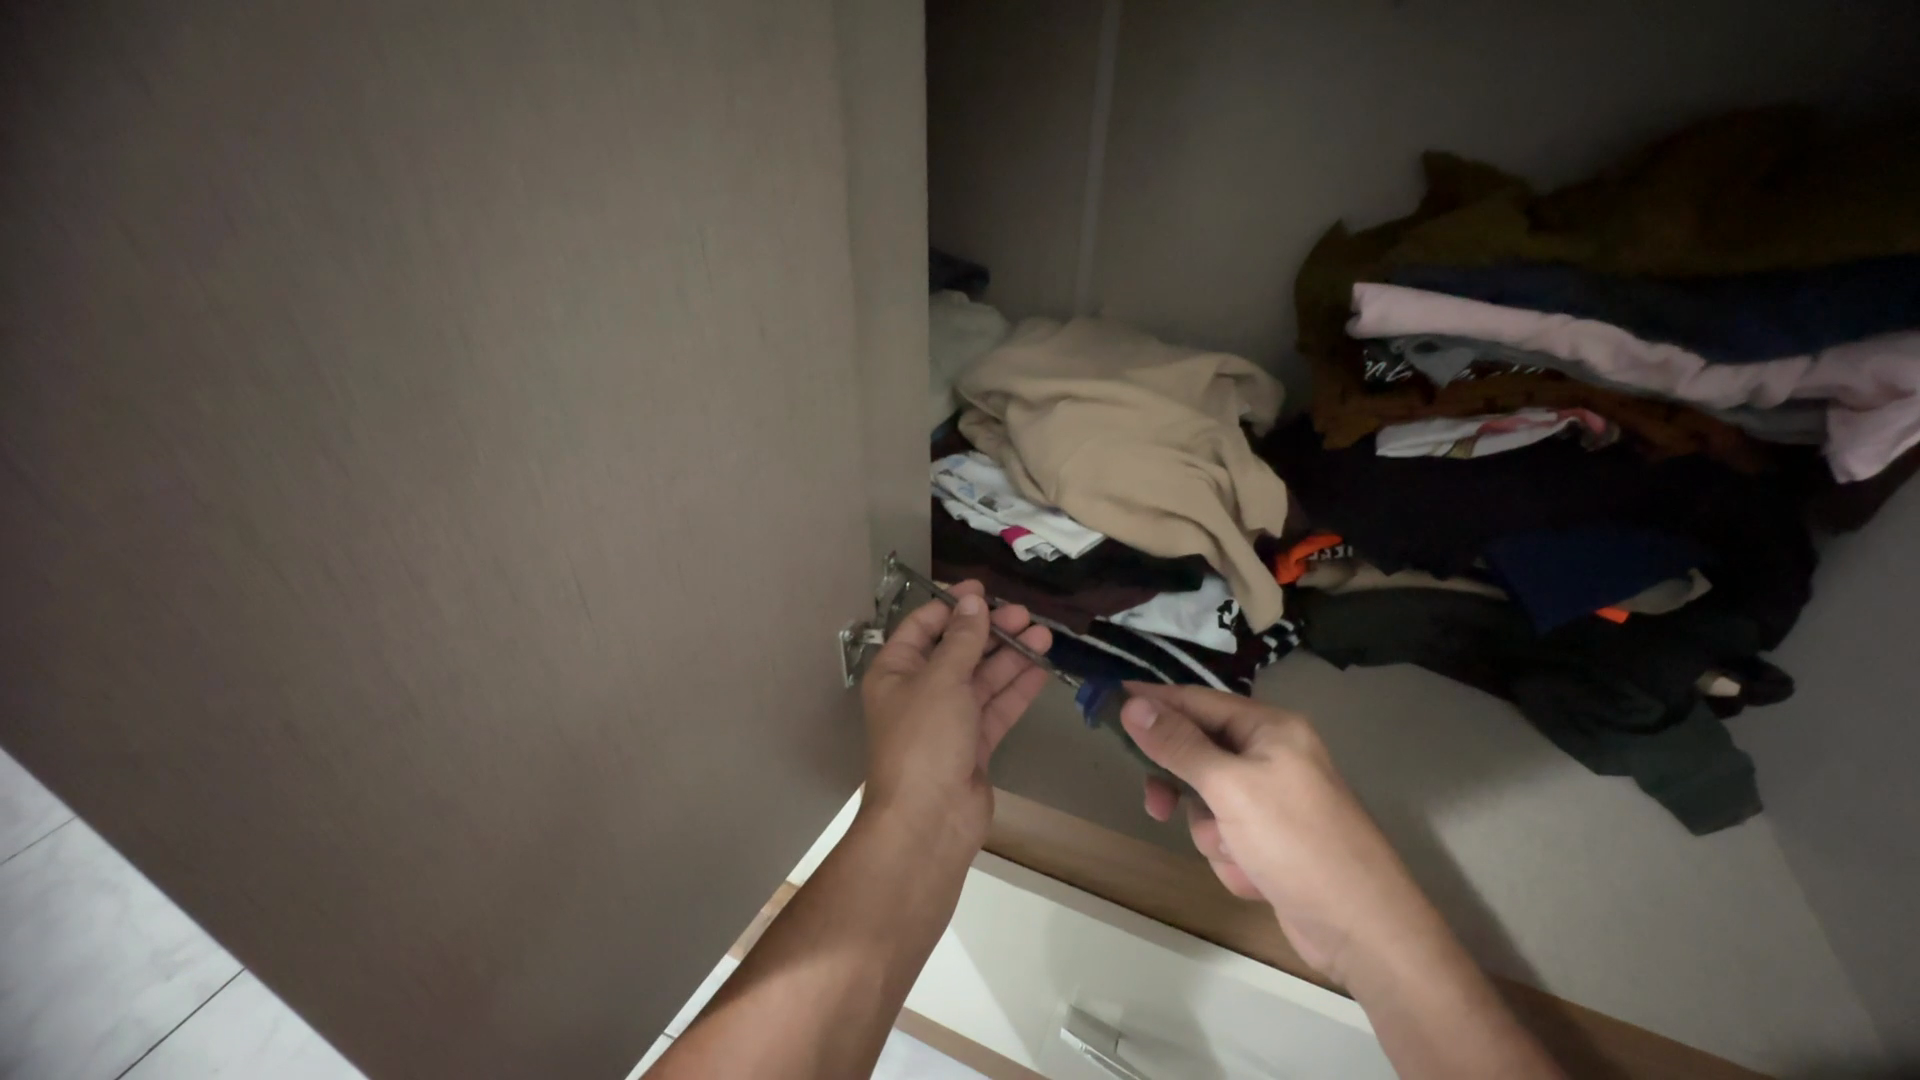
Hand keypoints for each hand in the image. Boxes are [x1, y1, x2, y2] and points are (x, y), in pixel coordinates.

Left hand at [859, 581, 1051, 848]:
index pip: (922, 627)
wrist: (928, 821)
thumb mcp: (941, 679)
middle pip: (957, 651)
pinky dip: (1017, 689)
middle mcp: (919, 692)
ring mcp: (948, 720)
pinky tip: (1041, 668)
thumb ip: (962, 639)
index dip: (951, 606)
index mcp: (896, 672)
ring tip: (1043, 634)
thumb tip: (972, 602)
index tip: (983, 590)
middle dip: (990, 631)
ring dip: (1010, 657)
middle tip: (1024, 614)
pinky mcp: (973, 745)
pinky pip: (996, 708)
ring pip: (981, 679)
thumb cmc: (924, 740)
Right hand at [1120, 683, 1440, 986]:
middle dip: (1184, 787)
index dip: (1153, 703)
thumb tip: (1133, 704)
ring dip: (1212, 831)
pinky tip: (1256, 876)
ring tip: (1237, 853)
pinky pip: (1225, 835)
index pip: (1196, 701)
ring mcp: (1273, 800)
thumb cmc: (1297, 843)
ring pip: (1206, 801)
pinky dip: (1231, 856)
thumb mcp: (1230, 788)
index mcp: (1270, 728)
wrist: (1363, 929)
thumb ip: (1179, 745)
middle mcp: (1272, 755)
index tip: (1107, 702)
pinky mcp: (1272, 840)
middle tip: (1157, 806)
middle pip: (1198, 753)